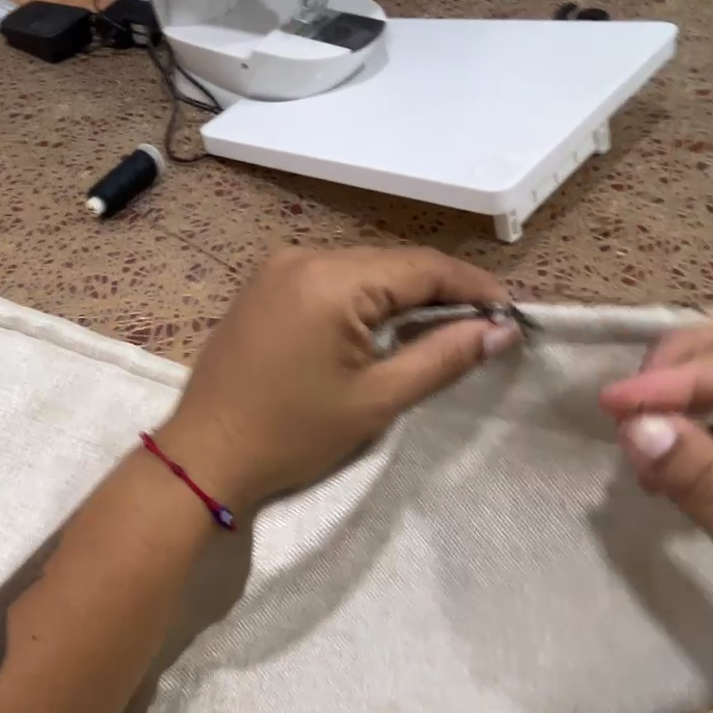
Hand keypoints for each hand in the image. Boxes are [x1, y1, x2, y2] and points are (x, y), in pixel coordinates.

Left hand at [158, 246, 517, 511]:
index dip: (472, 288)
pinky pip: (325, 281)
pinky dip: (358, 299)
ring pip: (358, 271)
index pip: (422, 267)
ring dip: (398, 296)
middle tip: (478, 327)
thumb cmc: (291, 435)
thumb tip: (498, 330)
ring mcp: (274, 270)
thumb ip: (441, 358)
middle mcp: (302, 257)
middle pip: (390, 264)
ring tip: (435, 330)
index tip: (508, 314)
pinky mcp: (260, 288)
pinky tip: (377, 327)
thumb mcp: (375, 401)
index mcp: (331, 280)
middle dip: (437, 292)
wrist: (204, 455)